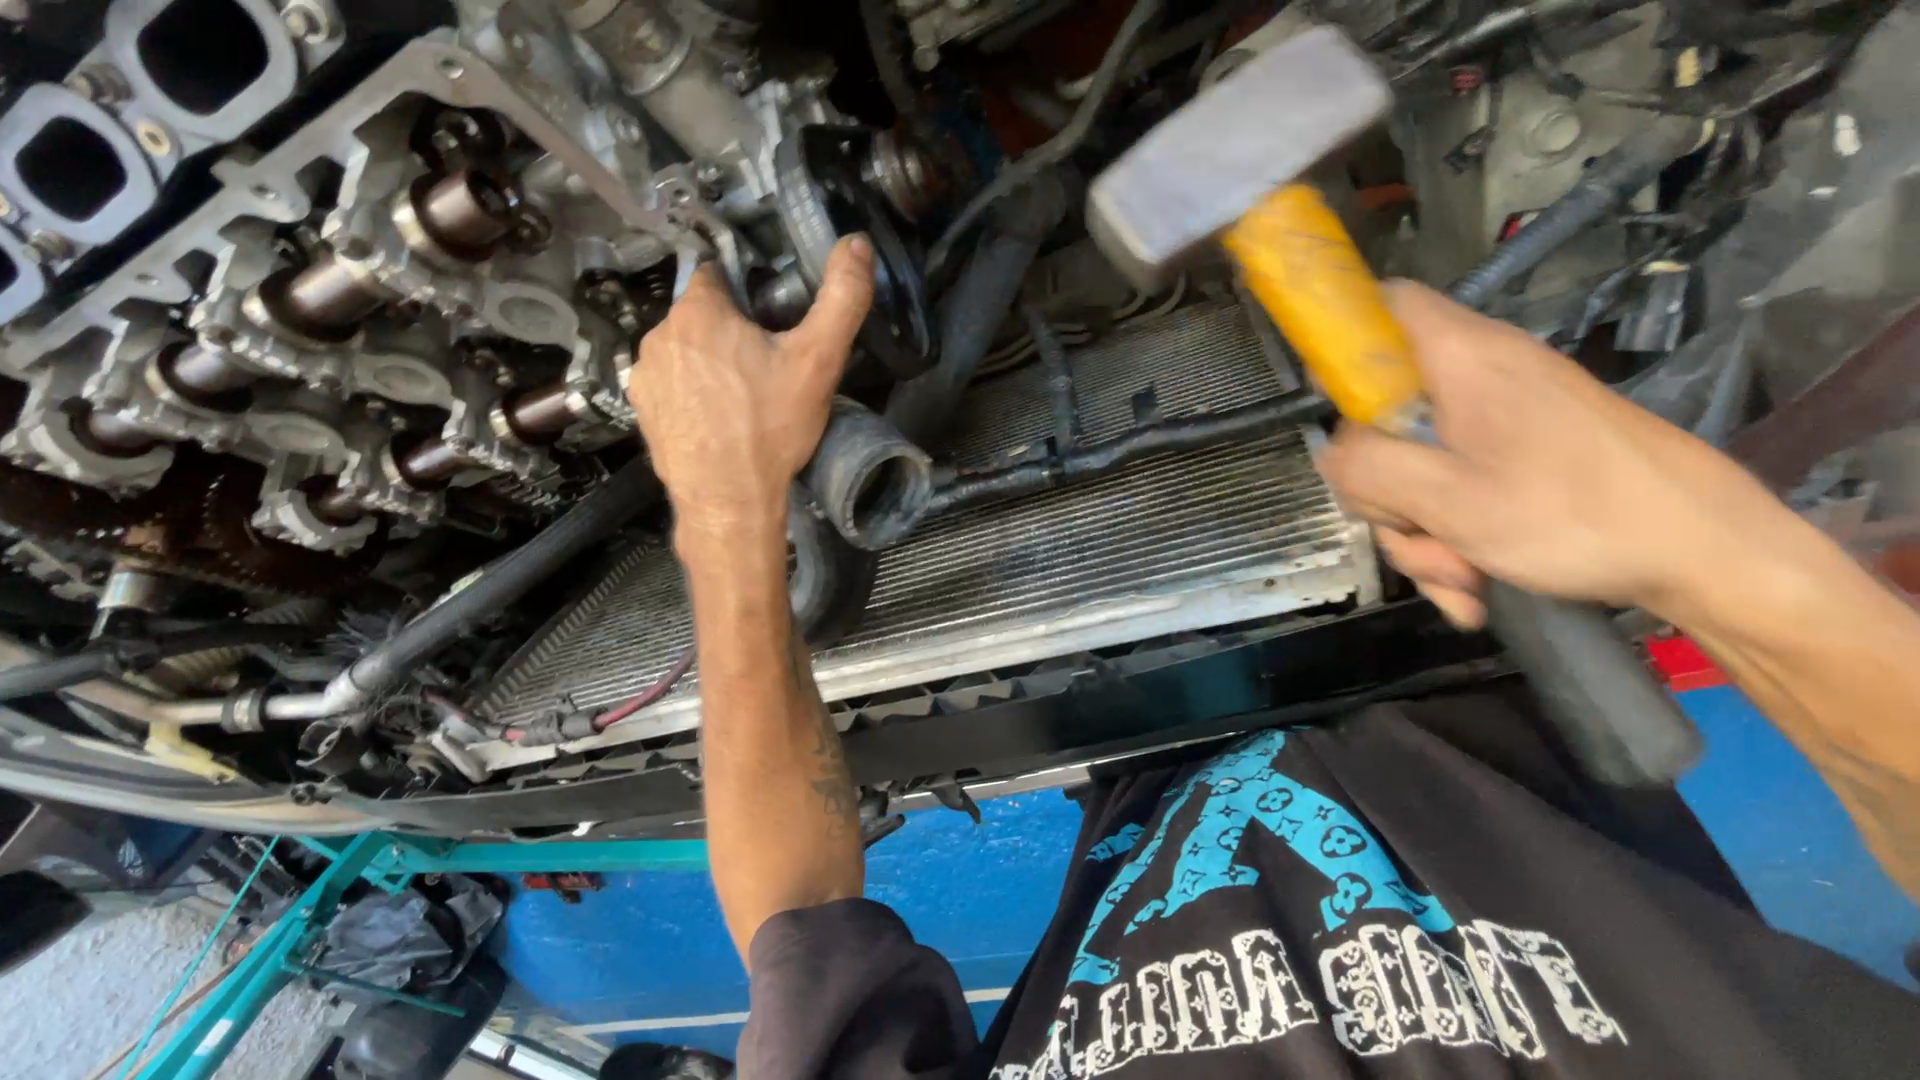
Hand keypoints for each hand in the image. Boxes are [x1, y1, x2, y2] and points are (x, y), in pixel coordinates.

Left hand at [631, 236, 873, 547]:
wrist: (729, 500)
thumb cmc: (771, 427)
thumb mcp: (818, 361)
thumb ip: (842, 298)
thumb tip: (857, 244)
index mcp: (698, 311)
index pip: (718, 274)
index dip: (748, 292)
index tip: (772, 318)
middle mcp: (659, 334)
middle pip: (702, 314)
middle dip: (730, 329)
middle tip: (767, 364)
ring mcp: (645, 375)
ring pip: (685, 349)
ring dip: (708, 360)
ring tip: (743, 396)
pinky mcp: (642, 410)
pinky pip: (670, 383)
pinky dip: (691, 391)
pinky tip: (718, 418)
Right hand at [1317, 281, 1801, 629]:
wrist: (1708, 553)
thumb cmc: (1578, 514)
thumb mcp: (1450, 499)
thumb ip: (1369, 468)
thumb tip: (1332, 456)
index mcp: (1463, 359)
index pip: (1382, 306)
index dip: (1342, 343)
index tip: (1333, 408)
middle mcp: (1479, 377)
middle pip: (1383, 413)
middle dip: (1384, 489)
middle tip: (1414, 531)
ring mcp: (1502, 421)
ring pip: (1416, 467)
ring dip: (1421, 533)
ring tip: (1462, 577)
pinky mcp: (1522, 457)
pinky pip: (1455, 491)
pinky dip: (1454, 539)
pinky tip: (1476, 585)